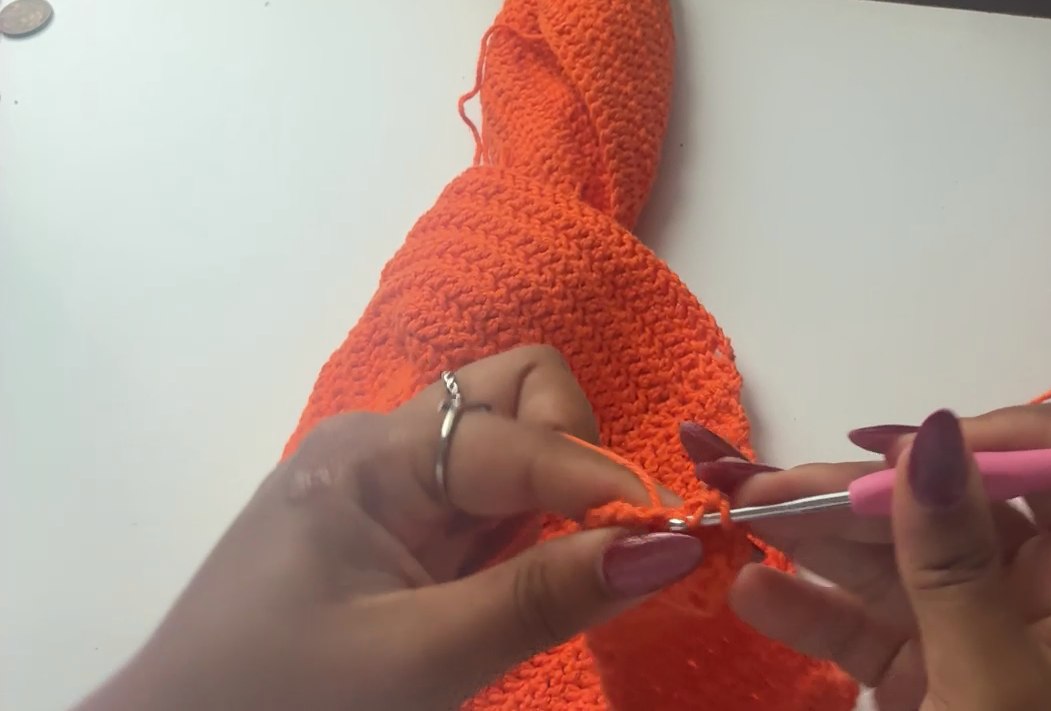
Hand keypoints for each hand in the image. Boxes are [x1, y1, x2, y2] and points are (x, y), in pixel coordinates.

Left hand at [78, 345, 703, 710]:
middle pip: (524, 389)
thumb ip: (548, 597)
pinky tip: (518, 570)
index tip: (670, 536)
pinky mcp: (402, 516)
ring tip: (549, 560)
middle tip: (587, 529)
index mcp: (369, 455)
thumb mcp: (414, 664)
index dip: (604, 482)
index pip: (526, 435)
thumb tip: (677, 545)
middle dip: (576, 449)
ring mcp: (392, 476)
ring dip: (560, 485)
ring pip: (521, 432)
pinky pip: (502, 484)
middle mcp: (384, 441)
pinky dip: (536, 515)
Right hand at [689, 405, 1050, 710]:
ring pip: (902, 561)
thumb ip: (958, 560)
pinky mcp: (929, 683)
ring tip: (746, 519)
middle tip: (771, 489)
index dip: (986, 439)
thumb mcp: (994, 691)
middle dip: (865, 493)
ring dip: (824, 540)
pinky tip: (759, 595)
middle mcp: (1040, 596)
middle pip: (957, 505)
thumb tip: (934, 430)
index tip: (897, 452)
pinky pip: (871, 627)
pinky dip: (816, 609)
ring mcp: (979, 637)